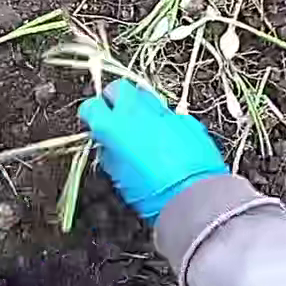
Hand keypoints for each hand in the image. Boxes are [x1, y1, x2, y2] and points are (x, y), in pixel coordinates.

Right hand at [77, 79, 227, 223]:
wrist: (194, 196)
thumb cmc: (153, 194)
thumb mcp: (119, 178)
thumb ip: (109, 154)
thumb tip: (108, 145)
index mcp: (113, 126)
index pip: (92, 106)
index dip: (91, 115)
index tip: (94, 123)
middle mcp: (137, 112)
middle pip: (118, 88)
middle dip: (114, 99)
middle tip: (115, 118)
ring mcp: (163, 113)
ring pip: (144, 95)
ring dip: (139, 107)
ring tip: (140, 128)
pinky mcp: (185, 119)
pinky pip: (168, 113)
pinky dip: (163, 121)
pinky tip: (166, 140)